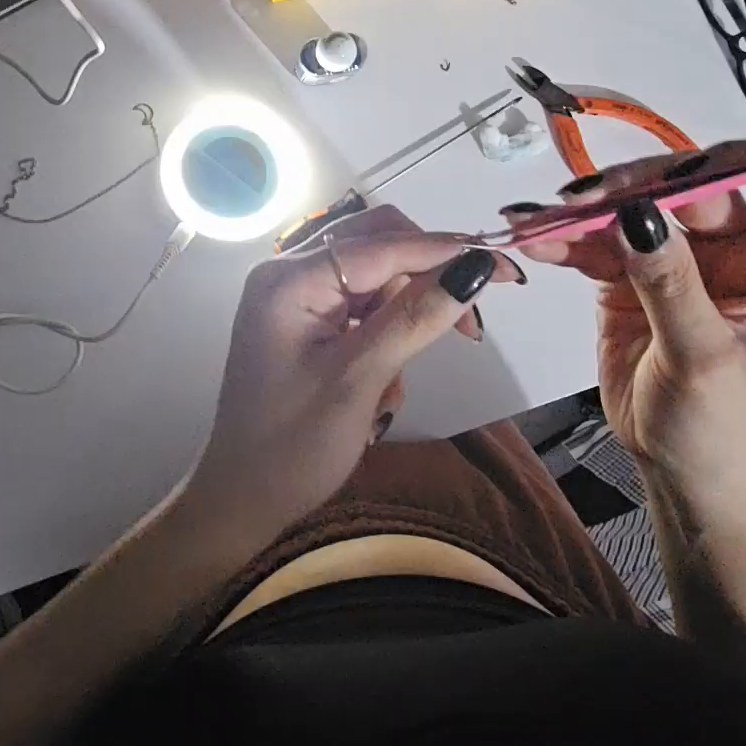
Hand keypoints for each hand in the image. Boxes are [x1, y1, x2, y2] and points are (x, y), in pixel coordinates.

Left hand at [184, 206, 523, 535]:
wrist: (242, 499)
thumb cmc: (292, 448)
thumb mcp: (359, 380)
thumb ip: (414, 318)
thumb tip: (473, 266)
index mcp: (288, 281)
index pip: (380, 246)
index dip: (445, 250)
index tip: (503, 264)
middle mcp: (286, 274)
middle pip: (376, 246)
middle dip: (425, 279)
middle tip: (469, 325)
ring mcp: (293, 297)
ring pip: (374, 277)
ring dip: (402, 318)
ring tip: (394, 385)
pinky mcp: (303, 321)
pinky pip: (360, 306)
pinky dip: (383, 336)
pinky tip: (380, 386)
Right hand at [500, 142, 745, 493]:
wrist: (675, 468)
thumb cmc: (716, 425)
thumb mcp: (702, 359)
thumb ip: (671, 284)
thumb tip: (634, 213)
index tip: (687, 170)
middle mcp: (737, 250)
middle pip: (694, 185)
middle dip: (640, 184)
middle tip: (584, 199)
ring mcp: (678, 260)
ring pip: (637, 207)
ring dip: (590, 208)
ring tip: (546, 218)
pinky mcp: (628, 275)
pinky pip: (595, 242)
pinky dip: (563, 238)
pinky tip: (533, 239)